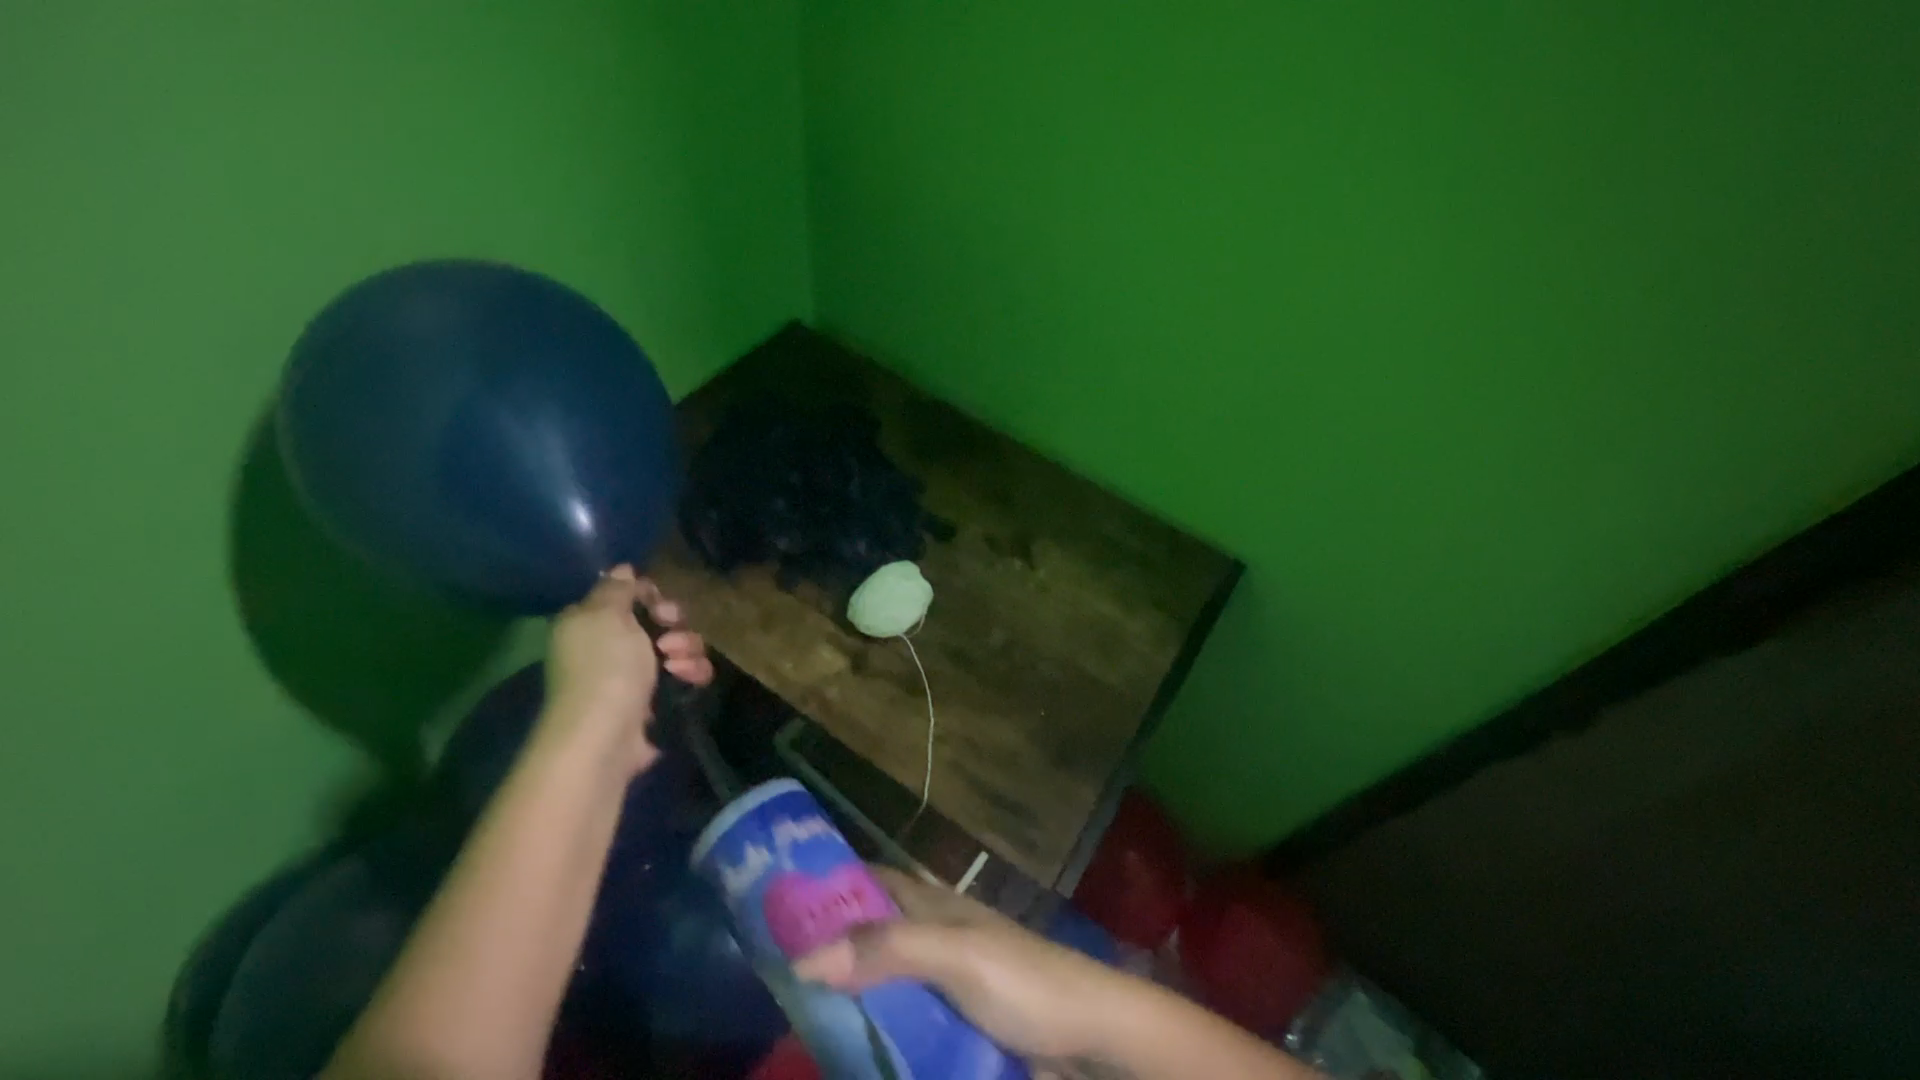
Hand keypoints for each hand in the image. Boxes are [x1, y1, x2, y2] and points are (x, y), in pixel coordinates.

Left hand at [544, 565, 712, 771]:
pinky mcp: (654, 700)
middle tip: (670, 635)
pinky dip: (691, 672)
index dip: (650, 596)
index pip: (628, 596)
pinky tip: (687, 677)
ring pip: (676, 647)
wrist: (605, 734)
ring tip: (677, 664)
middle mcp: (609, 646)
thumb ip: (617, 588)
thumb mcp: (606, 614)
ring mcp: (632, 675)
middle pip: (658, 621)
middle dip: (674, 624)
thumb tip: (622, 569)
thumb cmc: (603, 667)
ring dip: (686, 649)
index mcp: (590, 622)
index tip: (659, 604)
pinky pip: (683, 675)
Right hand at [792, 866, 1130, 1064]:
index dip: (833, 884)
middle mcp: (939, 941)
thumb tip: (805, 959)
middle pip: (874, 936)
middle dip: (831, 949)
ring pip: (886, 983)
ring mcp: (950, 986)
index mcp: (938, 909)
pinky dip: (878, 1032)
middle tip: (775, 974)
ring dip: (851, 996)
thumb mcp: (957, 956)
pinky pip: (906, 1025)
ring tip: (798, 1019)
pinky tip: (850, 1050)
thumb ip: (888, 951)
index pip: (876, 882)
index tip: (781, 900)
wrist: (1095, 1038)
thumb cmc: (1027, 983)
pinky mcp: (959, 1028)